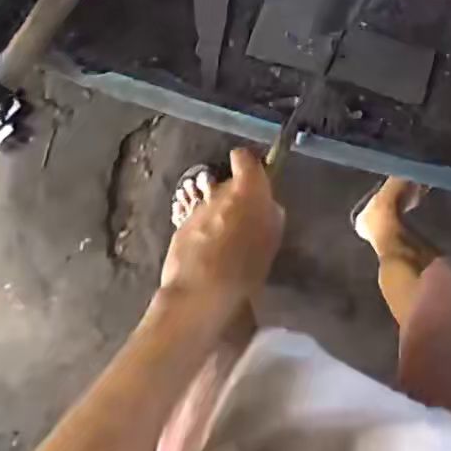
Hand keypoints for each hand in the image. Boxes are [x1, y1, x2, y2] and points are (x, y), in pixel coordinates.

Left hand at [159, 149, 283, 318]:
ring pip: (213, 205)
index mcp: (246, 190)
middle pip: (229, 185)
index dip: (249, 166)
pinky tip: (207, 259)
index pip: (244, 157)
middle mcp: (219, 192)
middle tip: (244, 225)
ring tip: (225, 247)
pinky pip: (198, 223)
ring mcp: (197, 209)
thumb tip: (267, 206)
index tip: (255, 181)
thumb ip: (270, 215)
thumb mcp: (271, 240)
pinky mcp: (180, 227)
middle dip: (236, 199)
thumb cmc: (245, 267)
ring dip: (219, 218)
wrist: (198, 294)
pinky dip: (204, 234)